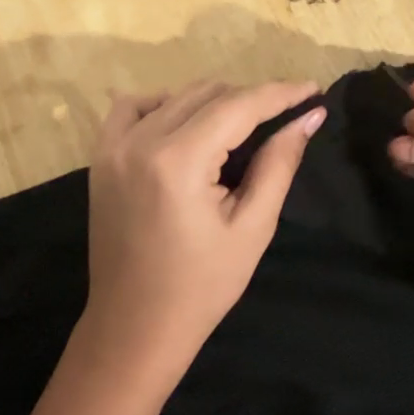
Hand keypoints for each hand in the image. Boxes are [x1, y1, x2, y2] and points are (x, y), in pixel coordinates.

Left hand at [81, 80, 325, 385]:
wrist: (134, 325)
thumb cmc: (201, 287)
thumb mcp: (251, 228)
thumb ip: (278, 165)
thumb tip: (308, 118)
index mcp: (178, 161)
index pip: (237, 106)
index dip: (280, 94)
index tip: (313, 90)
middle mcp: (140, 141)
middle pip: (206, 94)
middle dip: (249, 100)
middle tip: (282, 120)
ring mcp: (112, 148)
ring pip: (172, 96)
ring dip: (210, 102)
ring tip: (239, 130)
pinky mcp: (100, 159)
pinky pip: (131, 109)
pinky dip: (162, 105)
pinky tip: (184, 125)